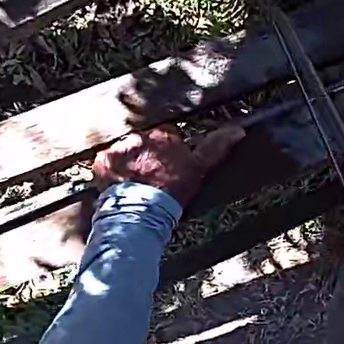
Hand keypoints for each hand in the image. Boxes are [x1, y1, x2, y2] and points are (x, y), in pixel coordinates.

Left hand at [93, 125, 244, 205]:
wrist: (141, 212)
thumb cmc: (172, 191)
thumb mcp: (199, 169)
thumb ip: (217, 147)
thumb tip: (239, 130)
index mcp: (163, 134)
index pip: (167, 138)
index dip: (169, 155)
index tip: (170, 171)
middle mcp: (140, 135)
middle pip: (145, 143)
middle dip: (148, 156)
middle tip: (152, 180)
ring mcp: (119, 148)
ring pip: (126, 152)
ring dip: (130, 164)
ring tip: (135, 186)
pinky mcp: (103, 161)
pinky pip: (106, 162)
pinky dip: (111, 172)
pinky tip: (120, 186)